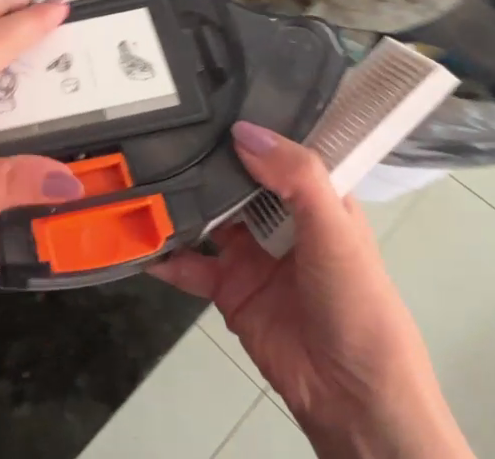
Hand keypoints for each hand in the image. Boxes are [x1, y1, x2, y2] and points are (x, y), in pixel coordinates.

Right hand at [149, 124, 471, 458]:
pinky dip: (164, 255)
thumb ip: (296, 178)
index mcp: (315, 200)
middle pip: (234, 182)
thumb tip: (242, 131)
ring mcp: (251, 256)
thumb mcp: (336, 232)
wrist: (353, 397)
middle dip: (200, 161)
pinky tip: (138, 240)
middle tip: (153, 130)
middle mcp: (281, 221)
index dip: (248, 128)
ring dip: (177, 205)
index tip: (203, 96)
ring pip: (206, 219)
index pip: (278, 153)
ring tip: (137, 178)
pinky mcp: (228, 290)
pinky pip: (189, 266)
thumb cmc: (357, 304)